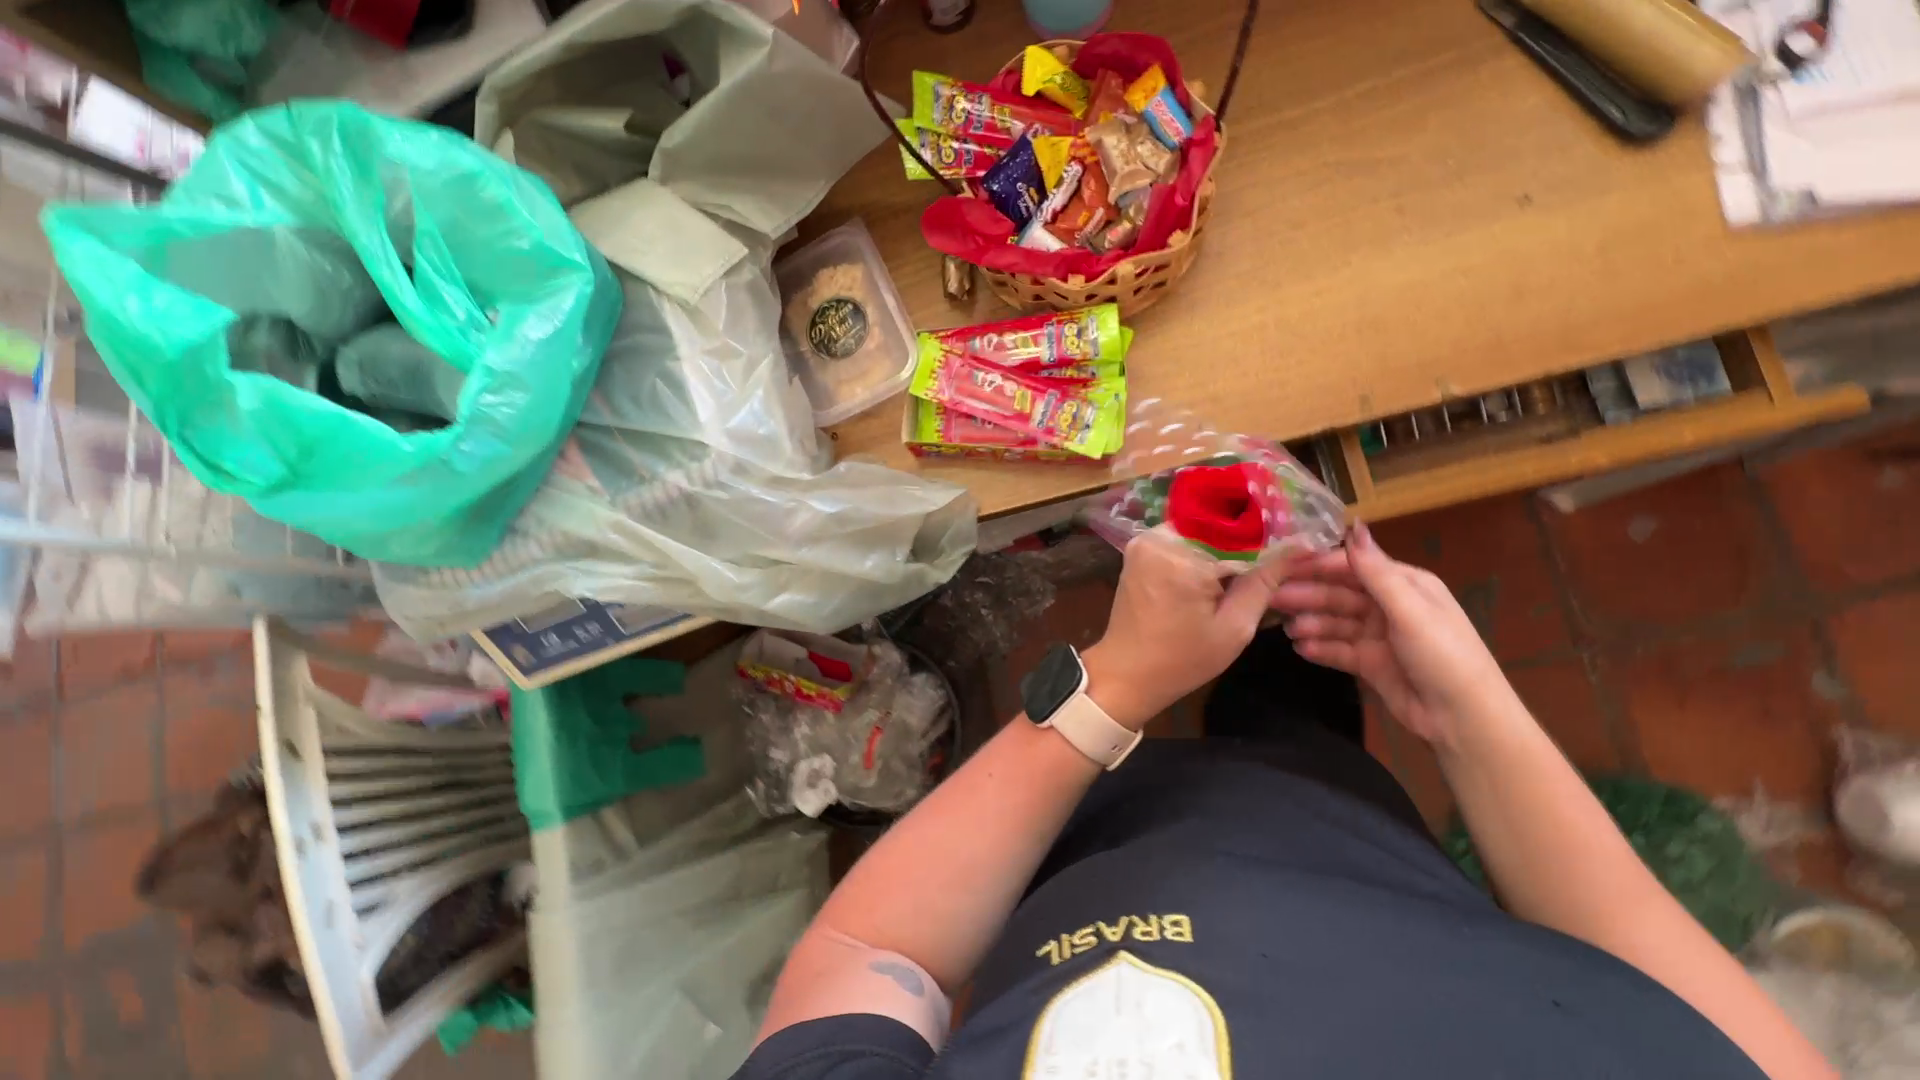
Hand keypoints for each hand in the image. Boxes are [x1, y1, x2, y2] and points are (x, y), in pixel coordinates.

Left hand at [1080, 526, 1282, 730]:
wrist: (1125, 673)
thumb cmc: (1182, 660)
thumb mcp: (1234, 628)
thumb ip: (1265, 582)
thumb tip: (1302, 547)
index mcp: (1183, 557)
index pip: (1243, 530)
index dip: (1276, 533)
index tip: (1305, 540)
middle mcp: (1161, 538)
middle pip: (1222, 520)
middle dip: (1255, 530)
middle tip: (1289, 545)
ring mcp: (1146, 540)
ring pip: (1204, 524)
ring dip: (1232, 536)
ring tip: (1265, 553)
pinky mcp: (1141, 547)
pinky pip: (1185, 534)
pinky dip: (1209, 543)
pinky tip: (1231, 560)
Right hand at [1269, 523, 1519, 746]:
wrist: (1461, 715)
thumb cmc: (1442, 653)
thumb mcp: (1410, 609)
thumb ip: (1376, 571)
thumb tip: (1355, 525)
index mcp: (1406, 585)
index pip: (1355, 566)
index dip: (1321, 565)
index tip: (1285, 565)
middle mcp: (1390, 606)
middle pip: (1341, 594)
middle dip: (1309, 595)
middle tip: (1274, 598)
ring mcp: (1379, 636)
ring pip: (1336, 622)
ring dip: (1313, 623)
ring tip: (1289, 630)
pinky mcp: (1370, 663)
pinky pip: (1338, 650)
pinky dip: (1320, 648)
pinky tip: (1300, 648)